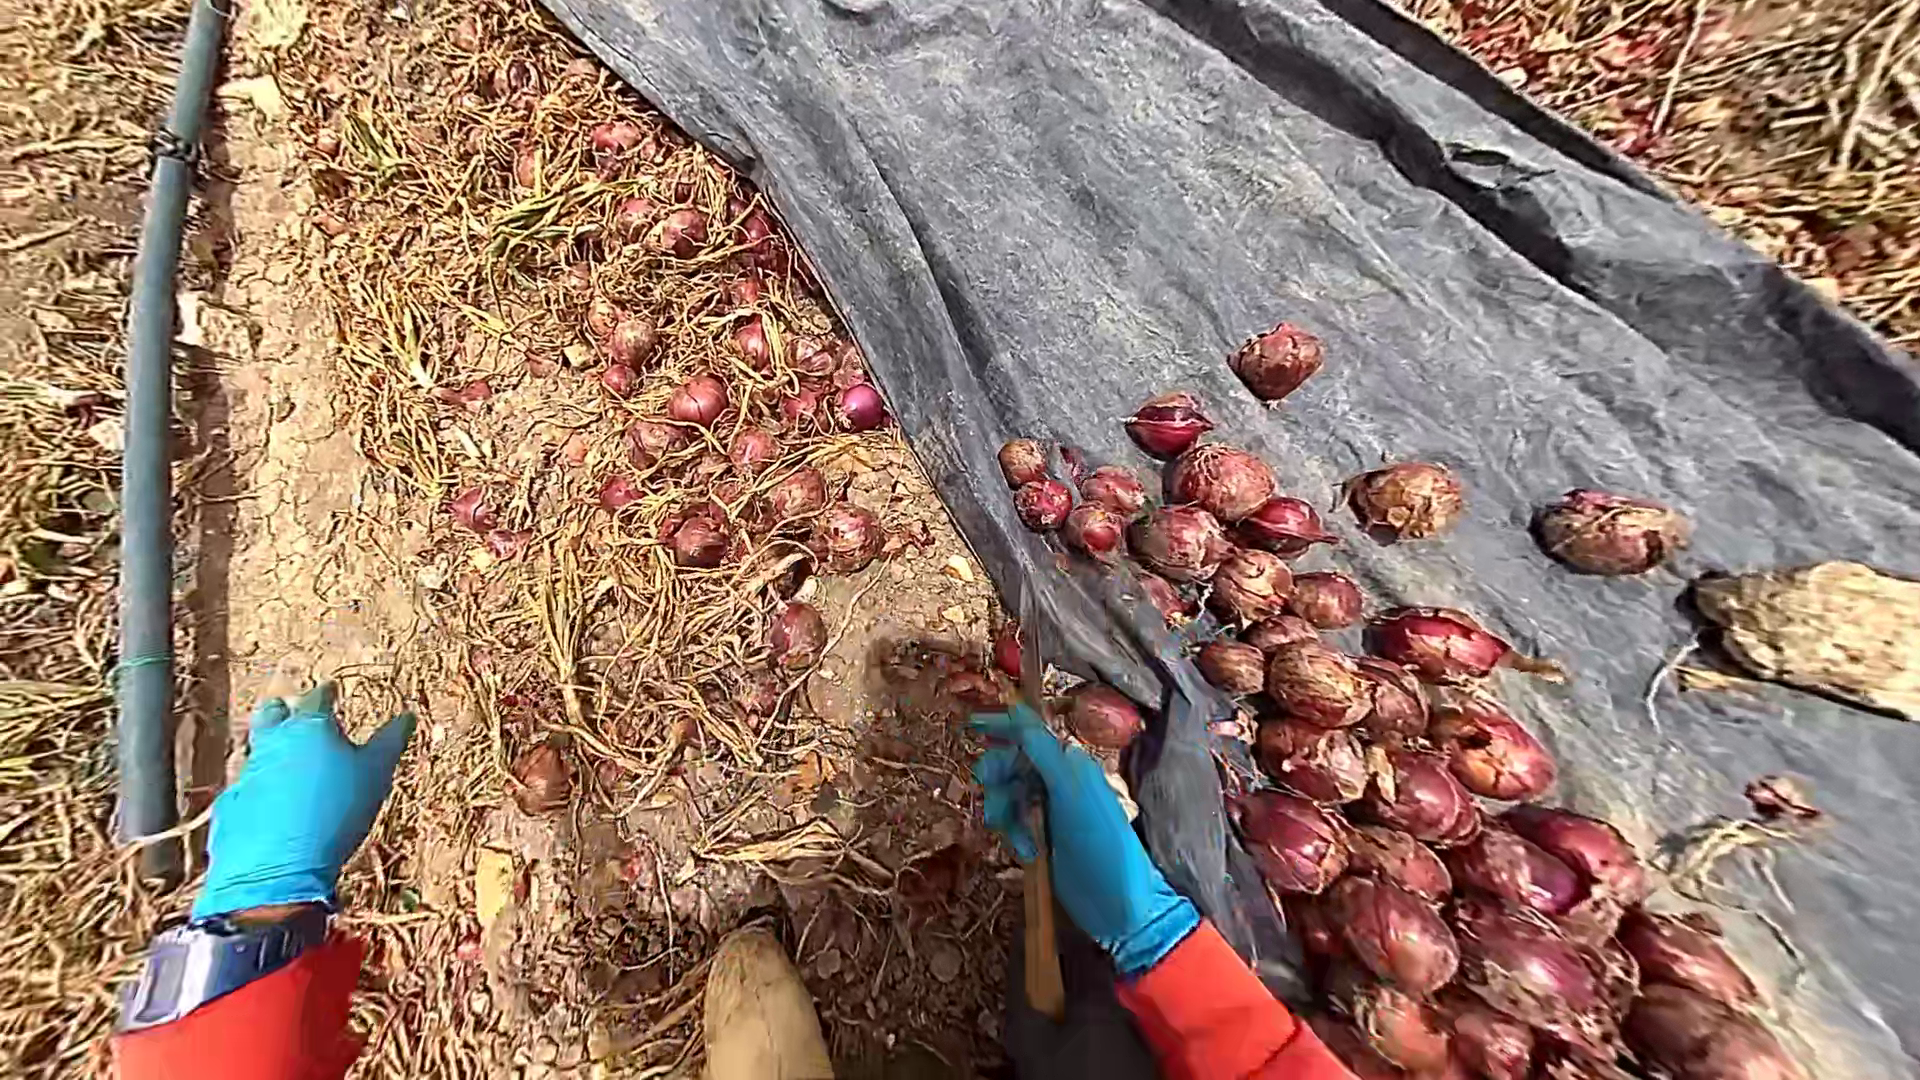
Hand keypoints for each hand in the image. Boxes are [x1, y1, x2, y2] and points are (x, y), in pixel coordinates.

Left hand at [193, 683, 414, 919]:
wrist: (277, 869)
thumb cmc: (339, 808)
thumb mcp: (378, 770)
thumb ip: (390, 740)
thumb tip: (406, 716)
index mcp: (310, 730)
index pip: (317, 700)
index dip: (326, 692)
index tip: (331, 687)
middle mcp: (273, 746)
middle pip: (271, 719)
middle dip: (280, 710)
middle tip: (285, 704)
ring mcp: (245, 778)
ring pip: (258, 751)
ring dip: (272, 745)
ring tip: (287, 748)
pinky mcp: (230, 808)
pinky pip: (249, 783)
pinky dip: (265, 780)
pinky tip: (276, 793)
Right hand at [973, 705, 1198, 976]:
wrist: (1118, 907)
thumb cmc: (1101, 844)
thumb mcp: (1072, 793)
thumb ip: (1044, 752)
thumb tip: (1019, 712)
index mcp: (1067, 762)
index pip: (1027, 731)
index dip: (1000, 724)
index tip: (972, 725)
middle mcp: (1054, 778)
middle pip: (1009, 761)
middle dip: (998, 778)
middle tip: (997, 797)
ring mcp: (1045, 806)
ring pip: (1005, 792)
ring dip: (1004, 811)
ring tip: (1021, 837)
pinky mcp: (1038, 833)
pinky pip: (1010, 820)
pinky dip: (1013, 833)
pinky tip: (1029, 851)